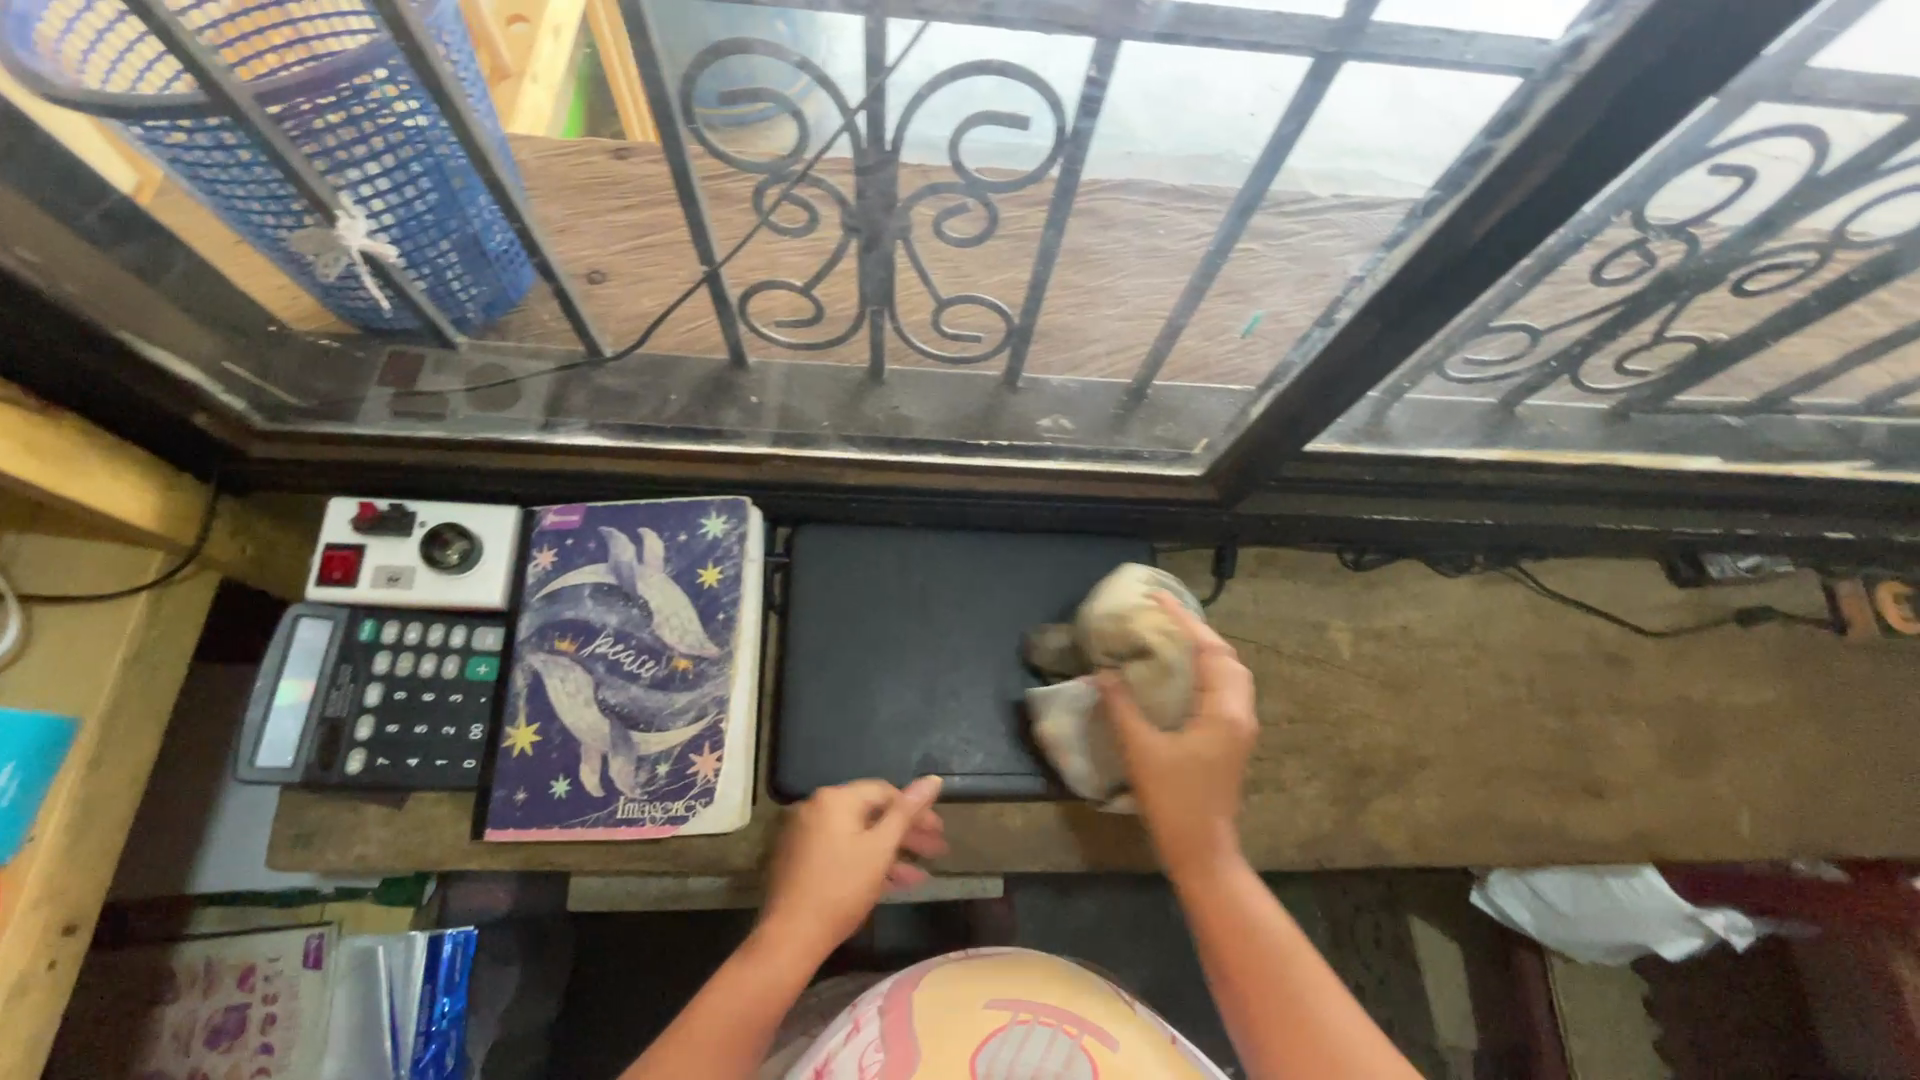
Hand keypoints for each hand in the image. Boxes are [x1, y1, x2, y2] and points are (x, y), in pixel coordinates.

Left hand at [759, 776, 947, 959]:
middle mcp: (816, 808)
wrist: (790, 937)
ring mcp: (805, 833)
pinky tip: (891, 884)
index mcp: (835, 799)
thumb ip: (907, 812)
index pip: (885, 792)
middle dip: (906, 834)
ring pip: (858, 836)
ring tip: (919, 877)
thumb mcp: (880, 849)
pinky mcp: (799, 858)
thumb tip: (933, 779)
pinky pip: (841, 850)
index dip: (916, 810)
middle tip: (937, 852)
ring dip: (890, 853)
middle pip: (871, 814)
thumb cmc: (841, 889)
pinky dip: (865, 862)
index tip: (939, 831)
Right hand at [1099, 592, 1257, 877]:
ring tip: (1169, 639)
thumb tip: (1103, 671)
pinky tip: (1177, 676)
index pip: (1209, 650)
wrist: (1202, 851)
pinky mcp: (1230, 741)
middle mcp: (1240, 713)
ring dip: (1203, 652)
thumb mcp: (1141, 750)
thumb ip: (1122, 707)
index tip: (1157, 598)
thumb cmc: (1174, 800)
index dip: (1183, 621)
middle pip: (1226, 658)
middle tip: (1162, 617)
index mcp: (1225, 711)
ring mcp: (1239, 729)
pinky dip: (1203, 673)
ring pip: (1228, 675)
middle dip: (1197, 632)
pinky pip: (1222, 691)